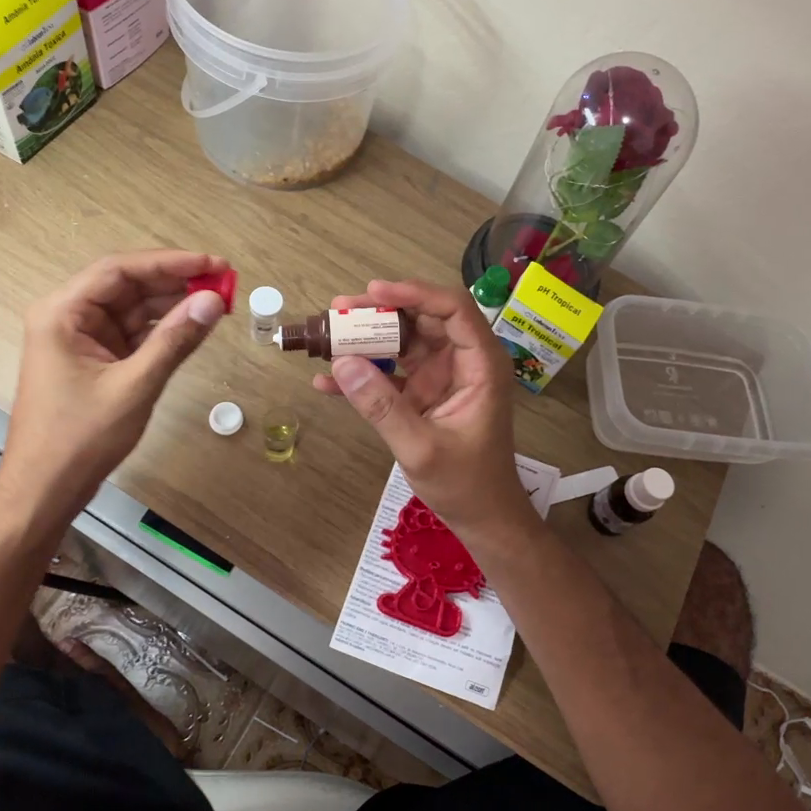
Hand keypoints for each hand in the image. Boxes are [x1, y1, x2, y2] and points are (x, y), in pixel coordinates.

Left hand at [0, 250, 226, 520]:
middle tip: (224, 282)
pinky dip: (162, 329)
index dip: (170, 262)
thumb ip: (175, 340)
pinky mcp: (94, 360)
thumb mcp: (134, 385)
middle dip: (175, 281)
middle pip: (127, 284)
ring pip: (133, 308)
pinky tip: (194, 327)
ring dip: (172, 304)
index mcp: (62, 313)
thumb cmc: (81, 437)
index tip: (214, 264)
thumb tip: (213, 302)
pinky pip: (132, 333)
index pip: (120, 270)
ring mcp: (81, 339)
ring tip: (217, 303)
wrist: (45, 489)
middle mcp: (68, 317)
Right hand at [312, 279, 534, 538]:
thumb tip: (342, 363)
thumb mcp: (422, 448)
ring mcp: (442, 377)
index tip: (374, 291)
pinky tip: (328, 379)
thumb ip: (382, 407)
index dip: (415, 293)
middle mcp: (463, 362)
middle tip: (338, 310)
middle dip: (381, 311)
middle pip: (423, 319)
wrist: (483, 518)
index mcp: (480, 365)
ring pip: (403, 342)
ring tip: (326, 335)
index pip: (454, 309)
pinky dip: (364, 374)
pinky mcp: (424, 394)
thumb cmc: (466, 484)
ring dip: (367, 338)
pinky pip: (392, 373)